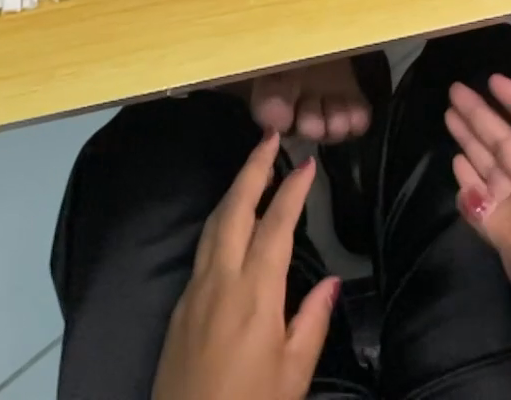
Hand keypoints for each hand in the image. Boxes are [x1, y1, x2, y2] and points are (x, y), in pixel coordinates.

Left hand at [153, 133, 339, 399]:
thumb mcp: (292, 374)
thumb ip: (311, 321)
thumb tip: (330, 282)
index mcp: (255, 293)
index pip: (276, 225)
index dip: (292, 190)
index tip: (307, 162)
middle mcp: (220, 280)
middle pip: (235, 208)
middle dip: (253, 168)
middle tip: (269, 136)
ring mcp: (194, 290)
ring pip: (213, 223)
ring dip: (234, 188)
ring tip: (254, 167)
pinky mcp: (179, 306)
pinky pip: (203, 246)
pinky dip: (221, 219)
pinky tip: (231, 219)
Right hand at [447, 76, 510, 399]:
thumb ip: (506, 222)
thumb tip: (465, 192)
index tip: (493, 80)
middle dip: (485, 119)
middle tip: (452, 93)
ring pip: (497, 173)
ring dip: (474, 146)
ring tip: (449, 119)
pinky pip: (489, 208)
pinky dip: (472, 188)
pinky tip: (457, 170)